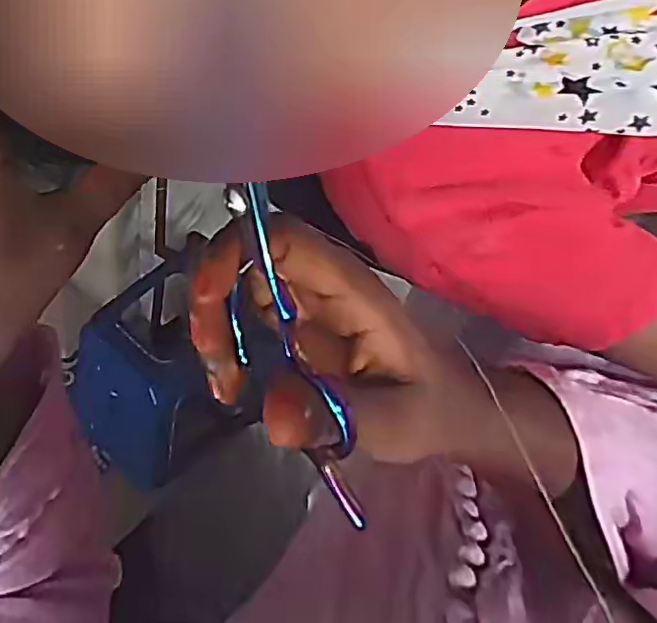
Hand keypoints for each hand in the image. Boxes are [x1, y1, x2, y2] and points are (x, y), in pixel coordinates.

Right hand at [187, 215, 482, 463]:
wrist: (448, 411)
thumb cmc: (431, 405)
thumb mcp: (395, 421)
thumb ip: (338, 416)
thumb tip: (273, 416)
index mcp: (344, 282)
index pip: (280, 235)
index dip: (235, 249)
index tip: (209, 298)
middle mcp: (315, 279)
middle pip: (244, 255)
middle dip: (213, 300)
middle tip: (214, 360)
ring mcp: (299, 297)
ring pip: (235, 284)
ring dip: (214, 326)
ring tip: (226, 385)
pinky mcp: (289, 321)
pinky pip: (241, 314)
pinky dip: (225, 345)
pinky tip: (233, 386)